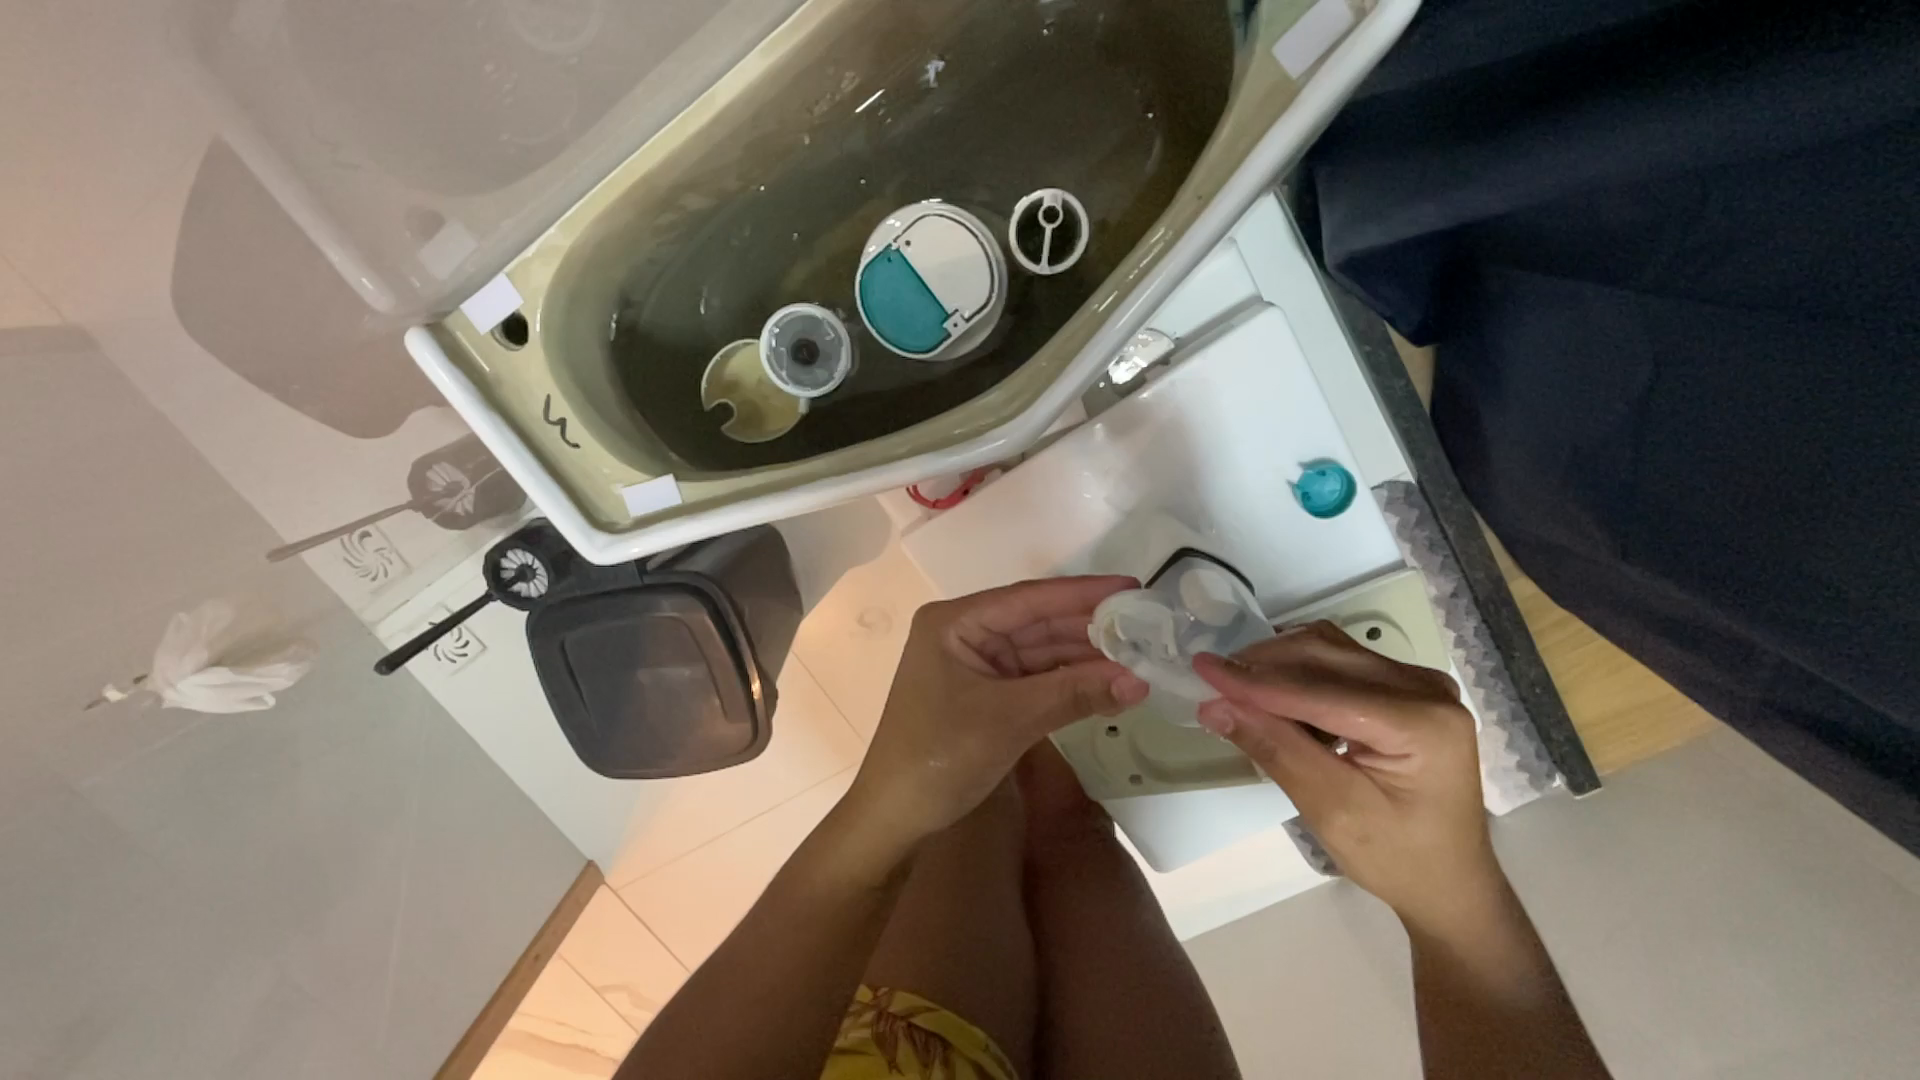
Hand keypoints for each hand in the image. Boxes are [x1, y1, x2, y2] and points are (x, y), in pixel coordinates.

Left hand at [844, 576, 1150, 844]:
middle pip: (1037, 622)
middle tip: (1149, 626)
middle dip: (1090, 627)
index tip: (1133, 588)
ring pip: (1041, 651)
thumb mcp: (1009, 720)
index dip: (1083, 593)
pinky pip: (1036, 677)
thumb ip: (1074, 693)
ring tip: (1141, 655)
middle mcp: (964, 633)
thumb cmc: (938, 756)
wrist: (894, 816)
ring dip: (1085, 657)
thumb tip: (1140, 681)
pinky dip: (1069, 682)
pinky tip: (1109, 681)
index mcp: (955, 622)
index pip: (1029, 599)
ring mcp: (976, 664)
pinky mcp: (986, 693)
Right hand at [1192, 622, 1499, 926]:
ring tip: (1236, 686)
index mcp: (1421, 722)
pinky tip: (1274, 698)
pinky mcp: (1407, 690)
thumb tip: (1215, 705)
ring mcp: (1419, 684)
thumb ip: (1276, 749)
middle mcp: (1426, 688)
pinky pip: (1341, 664)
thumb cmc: (1396, 858)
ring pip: (1330, 651)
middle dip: (1263, 663)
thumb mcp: (1331, 810)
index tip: (1200, 667)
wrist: (1448, 882)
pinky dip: (1300, 674)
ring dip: (1279, 664)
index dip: (1254, 680)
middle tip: (1212, 679)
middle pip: (1326, 654)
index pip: (1318, 689)